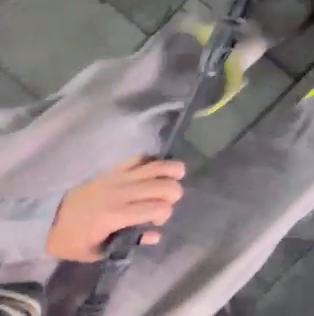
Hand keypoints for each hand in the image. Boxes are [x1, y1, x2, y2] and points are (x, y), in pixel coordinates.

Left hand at [45, 157, 186, 261]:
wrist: (42, 222)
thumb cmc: (68, 240)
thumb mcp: (92, 252)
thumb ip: (127, 244)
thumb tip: (156, 235)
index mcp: (116, 216)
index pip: (159, 208)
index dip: (165, 215)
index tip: (155, 222)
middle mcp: (122, 194)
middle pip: (166, 186)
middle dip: (173, 195)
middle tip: (164, 203)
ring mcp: (118, 179)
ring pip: (160, 166)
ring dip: (174, 172)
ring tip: (173, 179)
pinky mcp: (113, 171)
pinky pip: (141, 158)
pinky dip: (153, 162)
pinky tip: (154, 171)